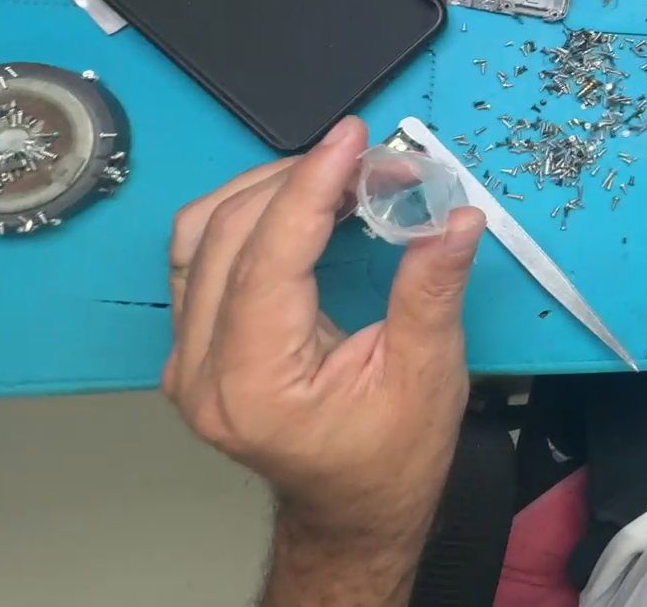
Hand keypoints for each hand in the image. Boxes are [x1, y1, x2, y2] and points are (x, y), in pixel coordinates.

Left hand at [163, 116, 484, 567]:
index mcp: (252, 382)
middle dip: (300, 179)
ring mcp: (187, 354)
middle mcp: (198, 366)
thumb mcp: (429, 372)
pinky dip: (257, 211)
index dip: (310, 187)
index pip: (267, 259)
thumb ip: (433, 290)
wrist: (355, 508)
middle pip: (223, 236)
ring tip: (344, 171)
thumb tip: (459, 217)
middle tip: (376, 160)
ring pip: (200, 236)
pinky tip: (309, 200)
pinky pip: (205, 254)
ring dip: (270, 188)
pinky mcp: (199, 341)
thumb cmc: (395, 452)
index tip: (355, 138)